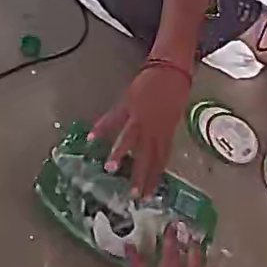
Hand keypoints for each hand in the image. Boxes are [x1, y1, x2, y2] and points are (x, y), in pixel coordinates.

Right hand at [91, 61, 193, 197]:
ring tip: (109, 168)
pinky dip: (102, 127)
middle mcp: (153, 128)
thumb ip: (163, 133)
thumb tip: (155, 149)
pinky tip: (92, 138)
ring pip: (129, 139)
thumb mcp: (173, 117)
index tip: (148, 195)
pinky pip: (114, 119)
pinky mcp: (128, 105)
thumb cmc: (174, 93)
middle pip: (146, 155)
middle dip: (139, 175)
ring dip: (119, 154)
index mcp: (166, 133)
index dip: (154, 178)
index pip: (160, 160)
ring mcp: (139, 117)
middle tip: (133, 193)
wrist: (169, 71)